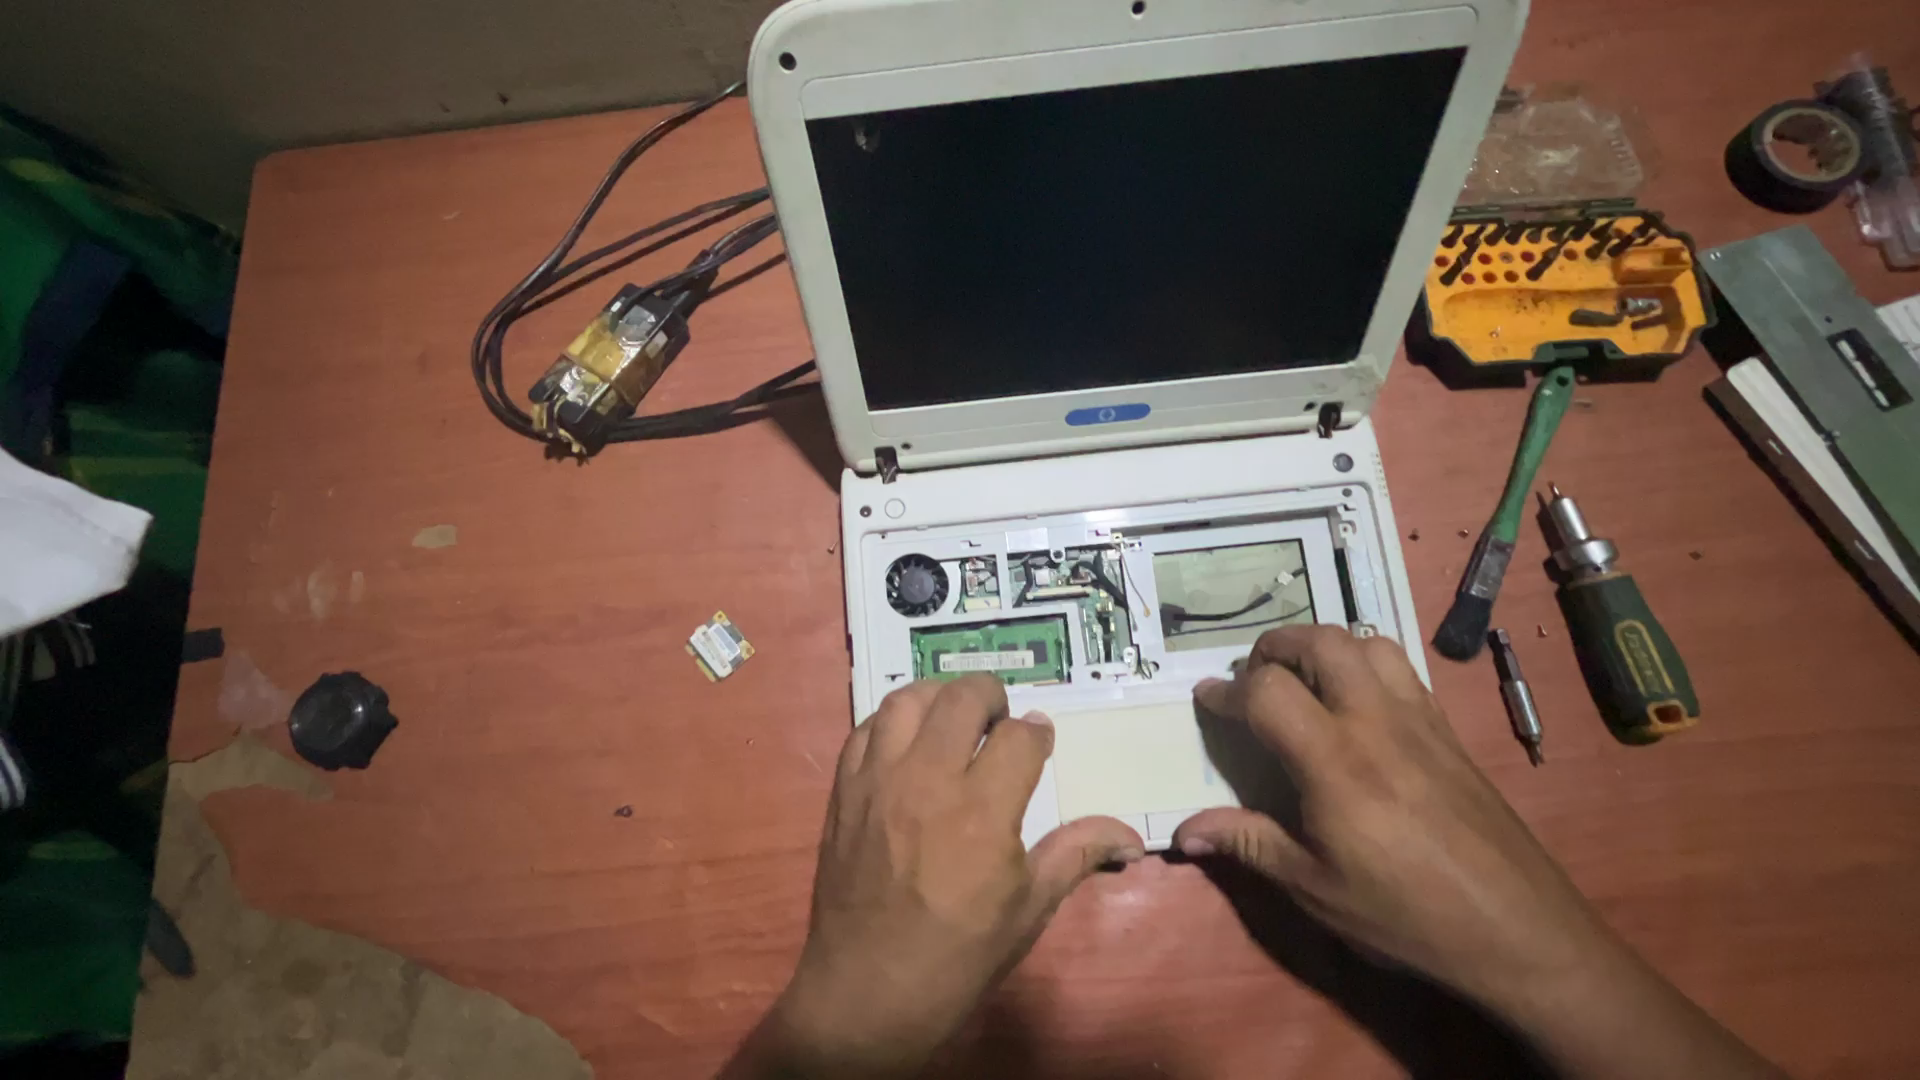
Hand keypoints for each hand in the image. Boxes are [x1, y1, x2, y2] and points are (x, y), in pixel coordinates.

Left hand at [732, 676, 1144, 1078]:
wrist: (868, 991)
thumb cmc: (958, 955)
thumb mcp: (1029, 908)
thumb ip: (1076, 853)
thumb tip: (1132, 836)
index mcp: (983, 810)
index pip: (1019, 736)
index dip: (1036, 733)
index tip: (1039, 741)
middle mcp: (929, 780)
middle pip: (963, 698)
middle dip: (991, 697)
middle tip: (999, 720)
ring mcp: (879, 780)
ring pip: (908, 700)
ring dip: (938, 698)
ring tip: (952, 718)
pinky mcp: (845, 789)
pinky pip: (866, 728)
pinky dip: (891, 723)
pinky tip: (907, 742)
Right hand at [1171, 625, 1611, 1010]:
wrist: (1522, 934)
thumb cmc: (1406, 914)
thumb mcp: (1314, 887)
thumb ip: (1247, 843)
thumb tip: (1183, 832)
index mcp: (1335, 761)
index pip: (1267, 692)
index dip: (1227, 691)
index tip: (1207, 699)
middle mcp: (1376, 722)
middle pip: (1320, 642)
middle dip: (1274, 647)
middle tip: (1254, 680)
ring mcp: (1418, 720)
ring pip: (1366, 643)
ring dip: (1323, 647)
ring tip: (1302, 681)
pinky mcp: (1447, 730)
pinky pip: (1401, 668)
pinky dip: (1363, 663)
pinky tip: (1355, 703)